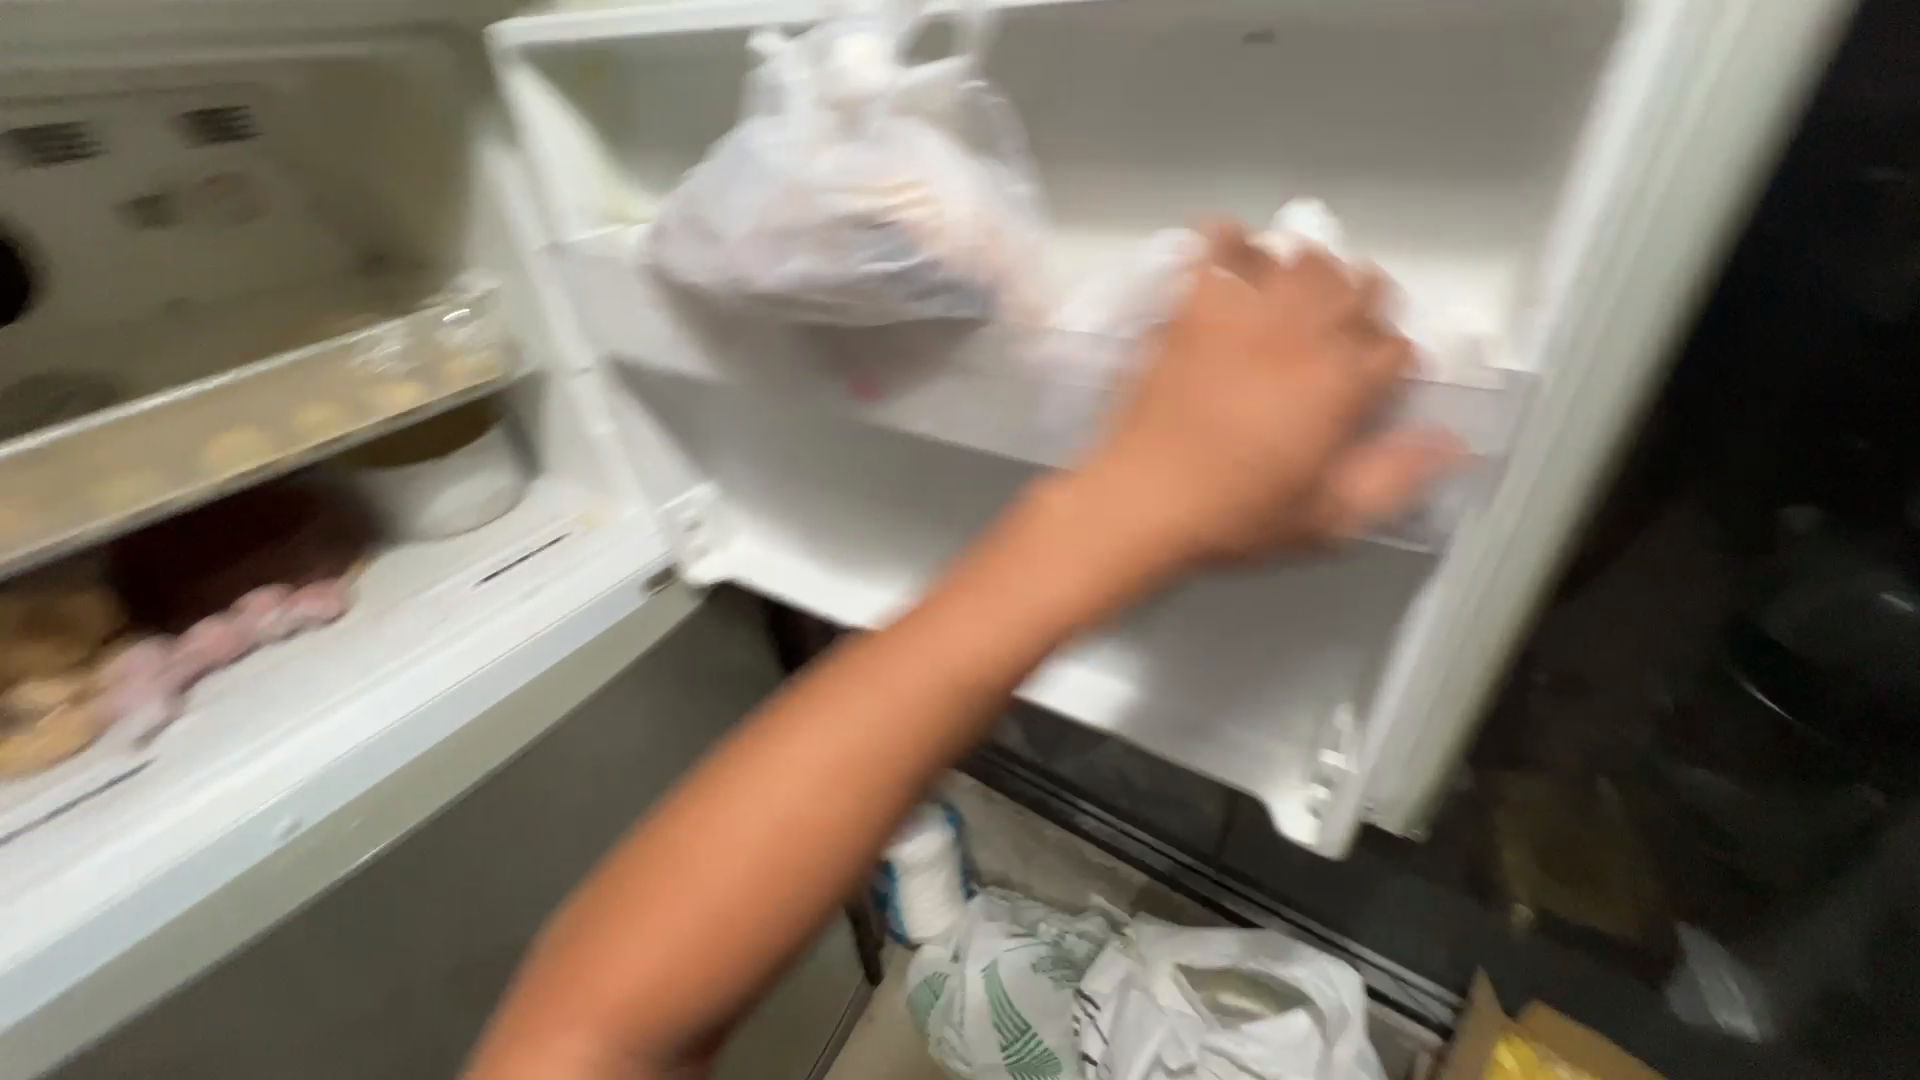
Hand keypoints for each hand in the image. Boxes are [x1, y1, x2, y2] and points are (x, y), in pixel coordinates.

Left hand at [1065, 222, 1461, 571]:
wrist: (1140, 501)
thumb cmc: (1232, 518)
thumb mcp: (1324, 520)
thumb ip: (1392, 477)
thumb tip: (1453, 441)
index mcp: (1343, 384)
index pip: (1396, 345)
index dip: (1388, 363)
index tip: (1367, 384)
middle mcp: (1303, 333)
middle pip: (1359, 287)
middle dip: (1358, 311)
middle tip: (1332, 341)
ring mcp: (1244, 312)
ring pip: (1303, 258)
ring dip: (1307, 275)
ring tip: (1290, 304)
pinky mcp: (1190, 307)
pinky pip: (1218, 247)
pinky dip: (1229, 242)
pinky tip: (1231, 257)